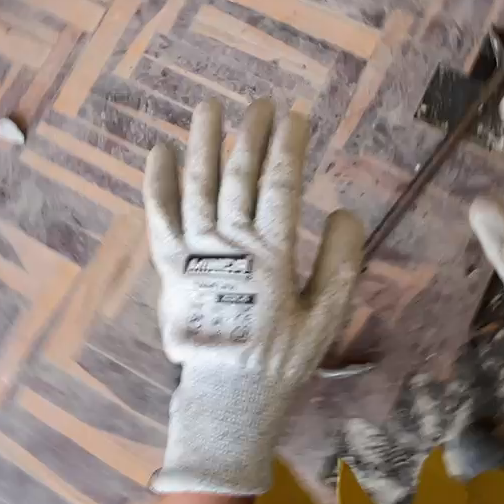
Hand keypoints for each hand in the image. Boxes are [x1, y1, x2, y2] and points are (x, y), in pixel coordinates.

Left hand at [143, 97, 364, 494]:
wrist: (226, 400)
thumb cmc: (280, 357)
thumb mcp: (326, 319)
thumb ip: (340, 265)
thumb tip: (346, 211)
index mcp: (272, 257)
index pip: (281, 186)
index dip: (288, 146)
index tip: (296, 115)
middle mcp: (229, 247)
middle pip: (238, 178)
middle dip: (250, 135)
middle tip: (260, 104)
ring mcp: (193, 255)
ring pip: (197, 188)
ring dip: (204, 144)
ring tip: (210, 108)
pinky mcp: (167, 266)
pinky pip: (158, 217)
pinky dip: (157, 183)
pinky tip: (161, 151)